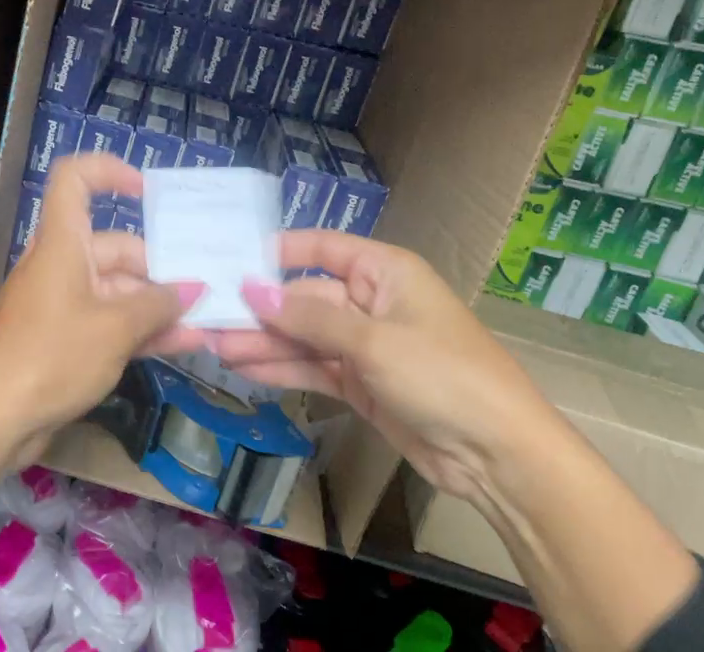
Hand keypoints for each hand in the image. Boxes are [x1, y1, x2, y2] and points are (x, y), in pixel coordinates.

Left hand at [0, 154, 202, 454]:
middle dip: (159, 268)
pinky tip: (181, 346)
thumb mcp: (115, 328)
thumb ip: (159, 305)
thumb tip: (195, 290)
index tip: (148, 192)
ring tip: (205, 322)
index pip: (74, 180)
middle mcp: (61, 264)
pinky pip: (108, 323)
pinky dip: (140, 331)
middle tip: (206, 289)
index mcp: (62, 242)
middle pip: (113, 247)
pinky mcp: (63, 341)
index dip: (108, 172)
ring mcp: (62, 304)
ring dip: (157, 305)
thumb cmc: (52, 355)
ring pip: (116, 290)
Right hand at [209, 229, 564, 504]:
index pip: (321, 248)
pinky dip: (280, 369)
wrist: (497, 454)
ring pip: (302, 336)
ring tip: (211, 345)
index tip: (227, 259)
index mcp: (384, 272)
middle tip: (206, 315)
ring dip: (261, 341)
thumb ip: (307, 319)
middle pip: (303, 298)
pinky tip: (242, 367)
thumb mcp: (372, 341)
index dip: (276, 252)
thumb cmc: (442, 375)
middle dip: (258, 309)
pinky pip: (312, 367)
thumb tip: (250, 289)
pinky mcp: (360, 384)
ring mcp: (364, 346)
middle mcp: (370, 302)